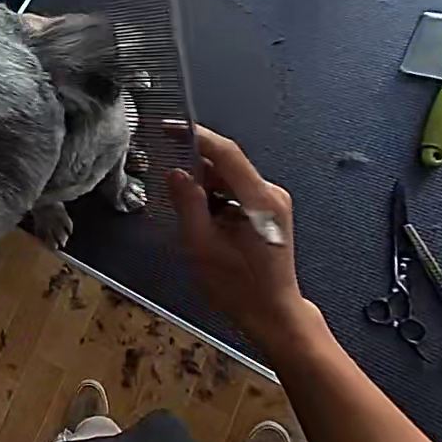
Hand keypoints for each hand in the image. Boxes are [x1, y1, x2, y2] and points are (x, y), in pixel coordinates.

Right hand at [166, 125, 321, 350]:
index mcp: (259, 200)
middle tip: (168, 185)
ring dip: (203, 189)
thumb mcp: (202, 246)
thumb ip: (187, 204)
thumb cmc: (238, 287)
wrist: (273, 314)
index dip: (197, 136)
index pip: (227, 153)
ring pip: (228, 180)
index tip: (169, 127)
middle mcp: (270, 195)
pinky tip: (202, 220)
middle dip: (194, 171)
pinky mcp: (268, 212)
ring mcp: (272, 203)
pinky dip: (214, 200)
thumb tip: (175, 173)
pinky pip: (235, 193)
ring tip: (186, 213)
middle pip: (226, 166)